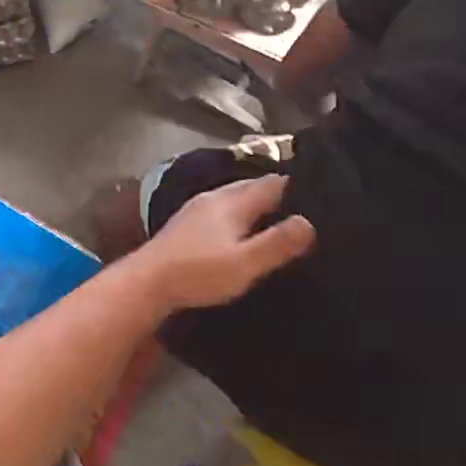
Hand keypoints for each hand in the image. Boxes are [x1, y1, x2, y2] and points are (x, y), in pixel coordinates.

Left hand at [121, 174, 315, 313]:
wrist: (145, 282)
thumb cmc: (198, 272)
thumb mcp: (244, 263)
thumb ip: (277, 243)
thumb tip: (309, 222)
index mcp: (233, 201)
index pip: (273, 183)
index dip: (297, 186)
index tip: (319, 195)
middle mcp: (214, 197)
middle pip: (252, 187)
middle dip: (276, 195)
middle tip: (303, 209)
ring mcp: (196, 209)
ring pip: (234, 198)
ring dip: (255, 206)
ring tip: (276, 222)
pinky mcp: (184, 225)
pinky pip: (220, 211)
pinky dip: (236, 217)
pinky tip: (239, 234)